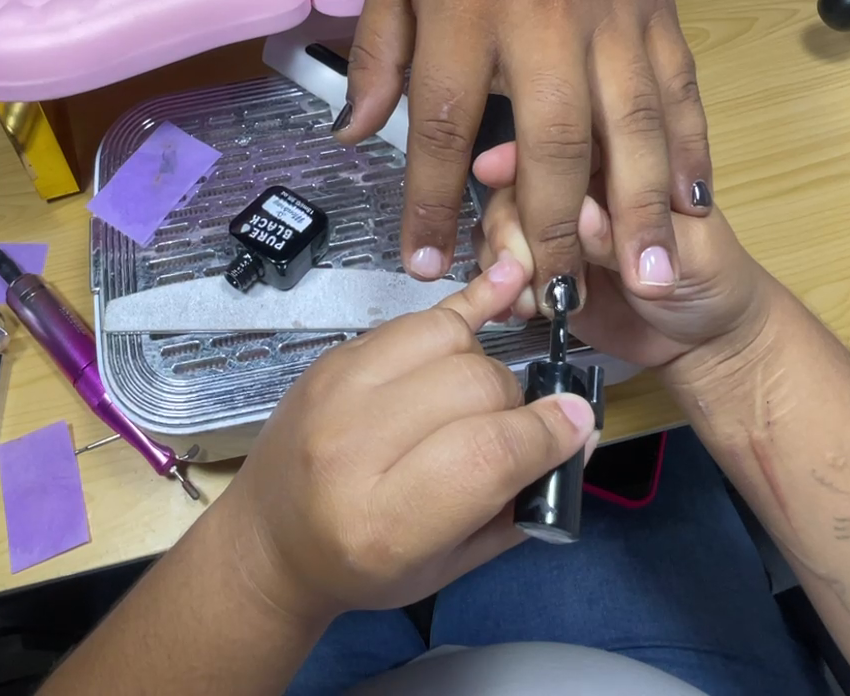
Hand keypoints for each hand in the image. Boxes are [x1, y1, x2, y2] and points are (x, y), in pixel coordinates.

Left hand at [204, 255, 596, 624]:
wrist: (272, 536)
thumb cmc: (361, 566)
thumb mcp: (446, 566)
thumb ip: (518, 504)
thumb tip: (578, 434)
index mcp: (381, 521)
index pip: (485, 452)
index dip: (545, 433)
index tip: (575, 425)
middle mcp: (351, 446)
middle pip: (470, 386)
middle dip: (512, 403)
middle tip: (509, 428)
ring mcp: (335, 390)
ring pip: (446, 340)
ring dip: (482, 364)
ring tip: (477, 397)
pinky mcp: (332, 357)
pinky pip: (412, 317)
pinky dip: (464, 302)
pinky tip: (503, 282)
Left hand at [336, 0, 710, 305]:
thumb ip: (375, 58)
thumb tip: (355, 137)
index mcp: (467, 15)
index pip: (445, 127)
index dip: (432, 203)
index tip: (424, 263)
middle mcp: (545, 24)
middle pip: (551, 142)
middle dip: (550, 228)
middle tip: (552, 300)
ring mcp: (614, 21)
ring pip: (632, 127)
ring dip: (638, 209)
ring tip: (644, 275)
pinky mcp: (659, 15)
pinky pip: (680, 92)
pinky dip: (691, 152)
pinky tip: (694, 205)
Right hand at [471, 142, 769, 370]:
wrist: (707, 343)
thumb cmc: (714, 281)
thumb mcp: (690, 252)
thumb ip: (635, 231)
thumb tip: (580, 216)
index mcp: (614, 167)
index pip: (561, 148)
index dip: (520, 157)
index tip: (492, 171)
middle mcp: (574, 193)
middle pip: (515, 189)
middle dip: (507, 225)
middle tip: (519, 266)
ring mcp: (552, 234)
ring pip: (499, 228)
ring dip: (501, 260)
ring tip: (525, 298)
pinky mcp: (539, 273)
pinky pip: (500, 270)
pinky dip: (499, 288)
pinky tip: (513, 308)